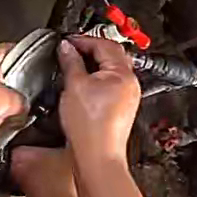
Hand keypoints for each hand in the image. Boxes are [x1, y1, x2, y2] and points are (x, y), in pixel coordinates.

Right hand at [57, 36, 140, 164]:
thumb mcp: (74, 86)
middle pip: (111, 54)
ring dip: (92, 63)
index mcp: (123, 74)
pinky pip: (109, 84)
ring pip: (110, 69)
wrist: (96, 157)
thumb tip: (67, 48)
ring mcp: (127, 97)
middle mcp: (130, 84)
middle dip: (90, 49)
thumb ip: (71, 62)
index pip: (104, 44)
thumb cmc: (90, 127)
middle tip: (70, 50)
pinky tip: (81, 84)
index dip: (83, 40)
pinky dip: (95, 78)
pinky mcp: (120, 108)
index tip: (67, 41)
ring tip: (73, 65)